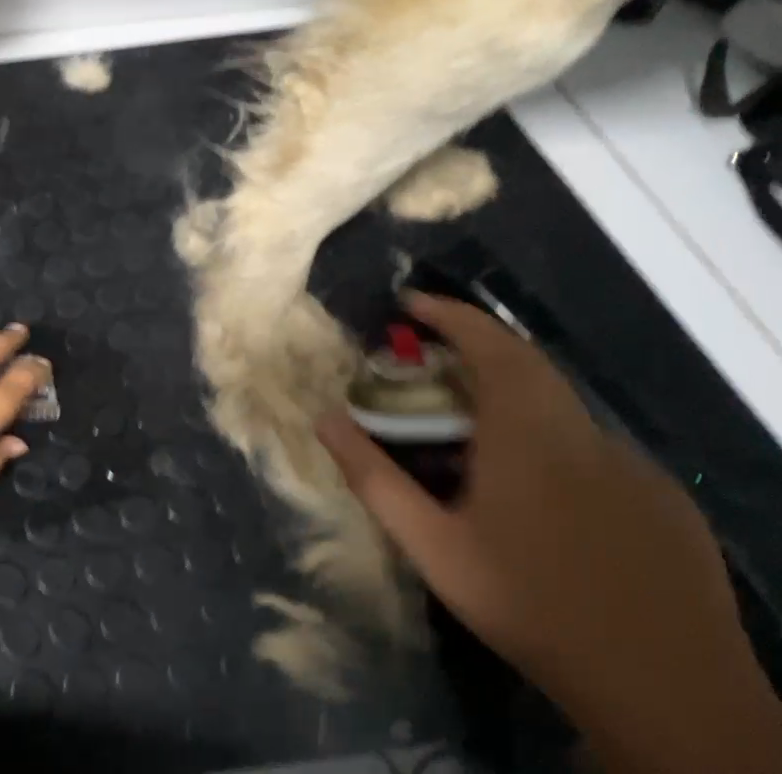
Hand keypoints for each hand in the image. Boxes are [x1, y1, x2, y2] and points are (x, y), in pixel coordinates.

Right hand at [316, 294, 763, 725]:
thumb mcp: (430, 545)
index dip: (453, 316)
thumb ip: (374, 477)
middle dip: (475, 348)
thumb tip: (324, 419)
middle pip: (531, 369)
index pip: (495, 349)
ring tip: (462, 432)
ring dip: (508, 399)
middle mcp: (587, 437)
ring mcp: (634, 469)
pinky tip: (527, 491)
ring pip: (561, 411)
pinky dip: (546, 439)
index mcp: (531, 437)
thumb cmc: (528, 604)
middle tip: (421, 359)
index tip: (410, 302)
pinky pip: (592, 448)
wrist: (665, 686)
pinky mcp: (662, 502)